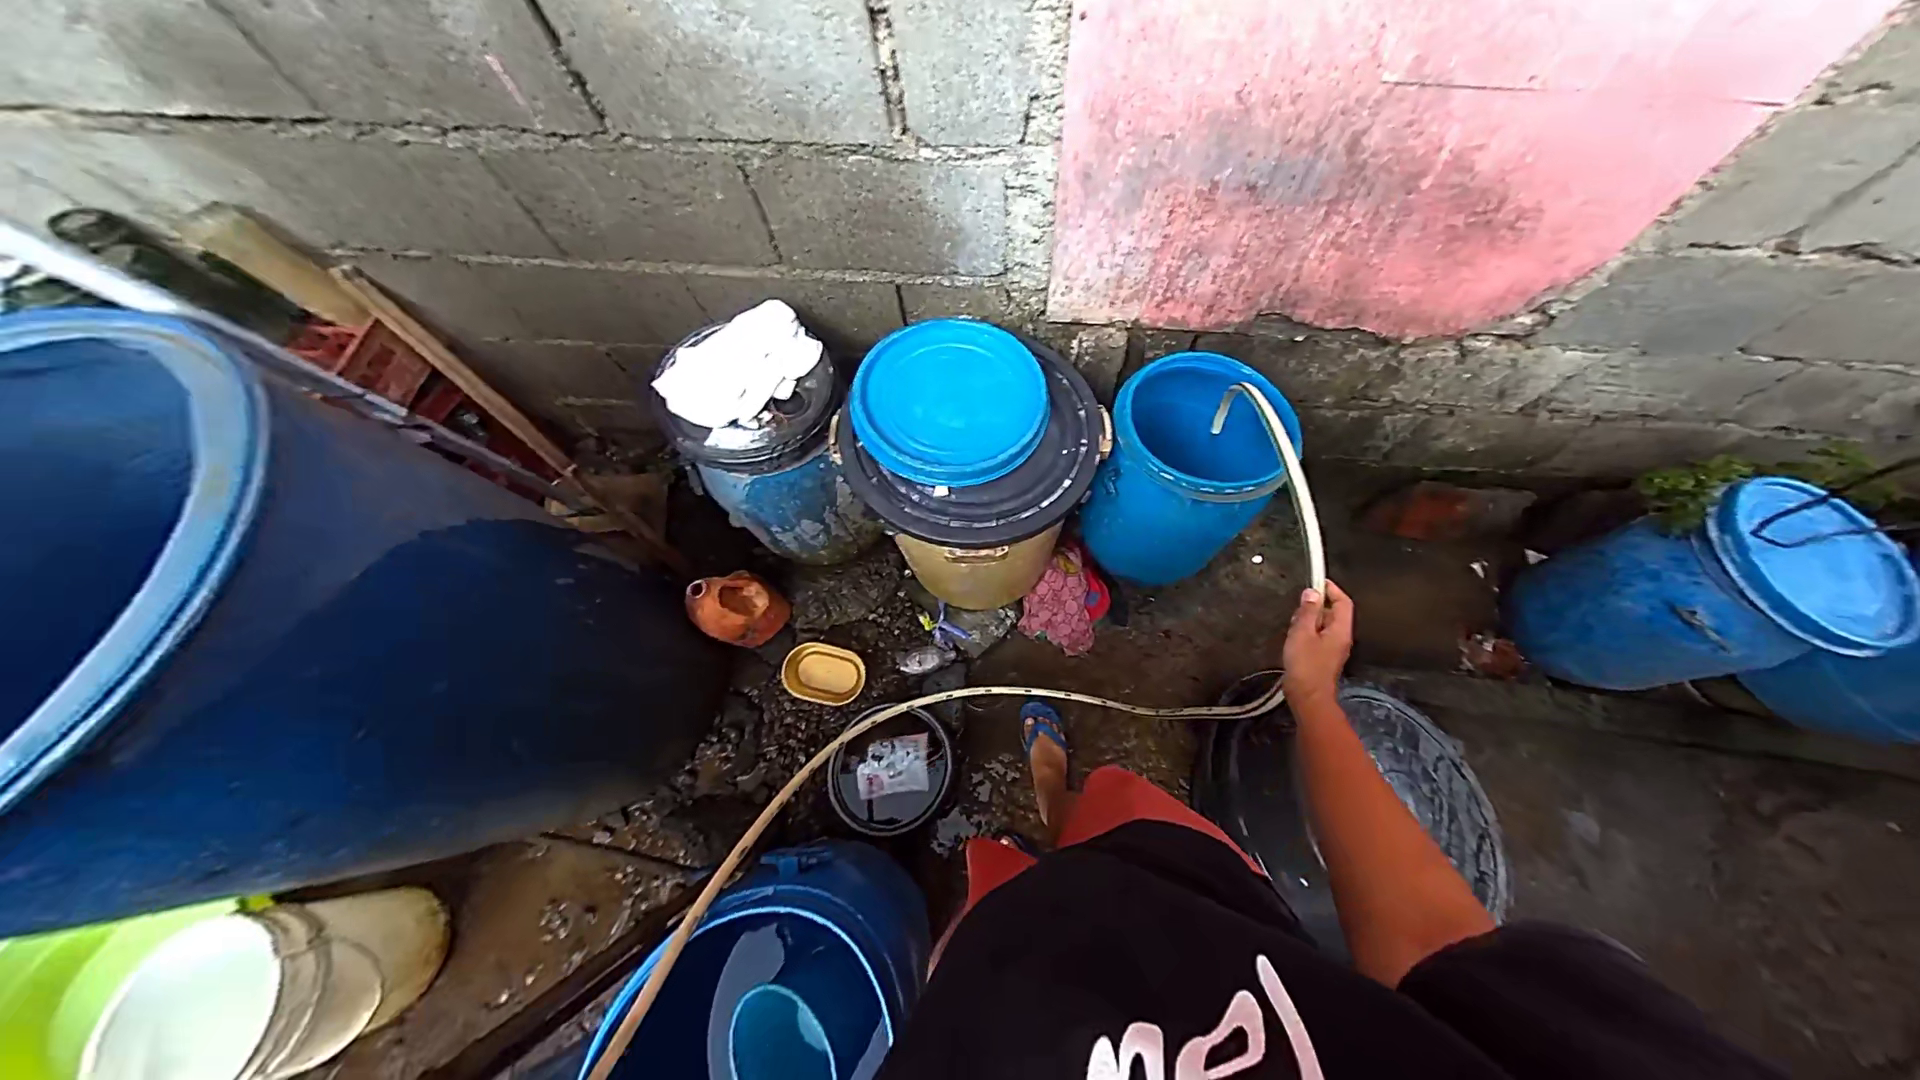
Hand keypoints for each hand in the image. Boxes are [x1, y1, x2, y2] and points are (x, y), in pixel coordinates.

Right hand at [1283, 580, 1352, 706]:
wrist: (1307, 695)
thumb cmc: (1305, 663)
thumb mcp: (1302, 633)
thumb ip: (1307, 612)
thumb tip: (1312, 593)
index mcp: (1340, 630)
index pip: (1343, 603)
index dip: (1332, 589)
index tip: (1317, 580)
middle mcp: (1341, 637)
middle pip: (1334, 613)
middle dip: (1318, 604)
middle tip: (1299, 603)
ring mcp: (1333, 648)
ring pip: (1325, 625)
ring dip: (1310, 618)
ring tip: (1293, 620)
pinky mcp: (1323, 656)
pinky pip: (1318, 636)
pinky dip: (1308, 631)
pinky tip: (1294, 636)